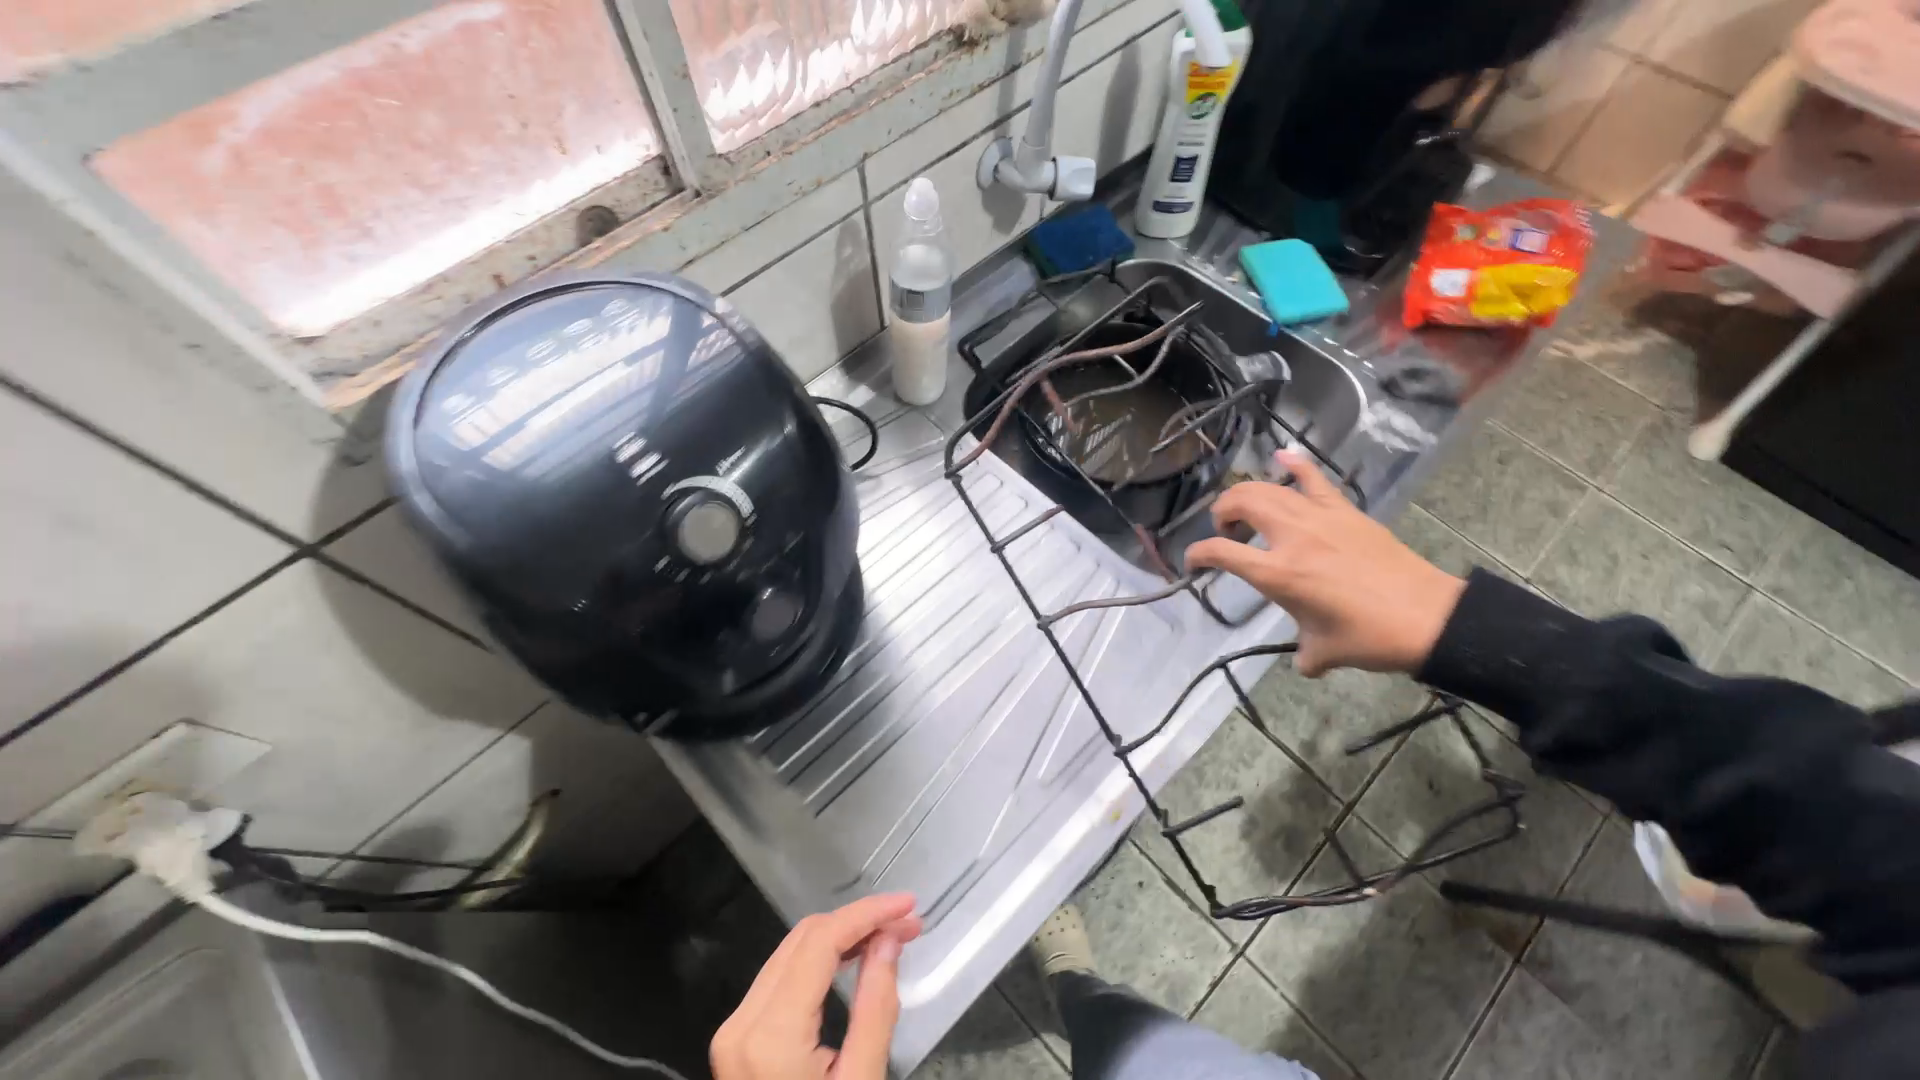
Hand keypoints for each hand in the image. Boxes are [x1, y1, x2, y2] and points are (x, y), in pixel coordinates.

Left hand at [712, 893, 922, 1079]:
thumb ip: (876, 1009)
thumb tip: (888, 942)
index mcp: (770, 1035)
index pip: (820, 943)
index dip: (867, 914)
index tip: (909, 906)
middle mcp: (741, 1022)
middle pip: (802, 940)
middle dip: (858, 922)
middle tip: (908, 925)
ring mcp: (733, 1031)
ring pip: (790, 953)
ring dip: (841, 937)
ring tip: (890, 937)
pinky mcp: (737, 1040)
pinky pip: (780, 978)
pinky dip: (820, 961)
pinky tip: (854, 960)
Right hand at [1186, 451, 1465, 677]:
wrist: (1427, 617)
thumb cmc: (1369, 639)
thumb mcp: (1322, 652)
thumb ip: (1302, 654)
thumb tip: (1304, 661)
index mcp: (1278, 574)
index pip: (1219, 552)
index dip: (1197, 555)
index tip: (1193, 563)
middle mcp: (1291, 538)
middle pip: (1241, 503)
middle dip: (1221, 512)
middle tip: (1225, 530)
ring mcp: (1320, 518)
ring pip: (1270, 488)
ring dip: (1248, 494)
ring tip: (1246, 508)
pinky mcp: (1345, 511)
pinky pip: (1314, 479)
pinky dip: (1295, 465)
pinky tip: (1281, 457)